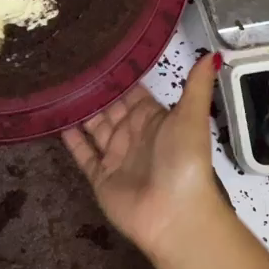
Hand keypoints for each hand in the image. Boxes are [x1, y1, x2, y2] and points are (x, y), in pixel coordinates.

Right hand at [63, 54, 227, 259]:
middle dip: (91, 90)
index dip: (115, 75)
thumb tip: (213, 54)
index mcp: (152, 119)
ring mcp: (115, 156)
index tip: (94, 52)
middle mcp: (132, 134)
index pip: (130, 91)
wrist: (175, 215)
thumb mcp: (192, 118)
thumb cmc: (184, 162)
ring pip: (92, 127)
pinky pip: (82, 154)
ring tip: (57, 87)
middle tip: (67, 66)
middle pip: (108, 107)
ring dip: (78, 110)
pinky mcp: (100, 177)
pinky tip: (55, 119)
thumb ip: (197, 86)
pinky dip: (70, 139)